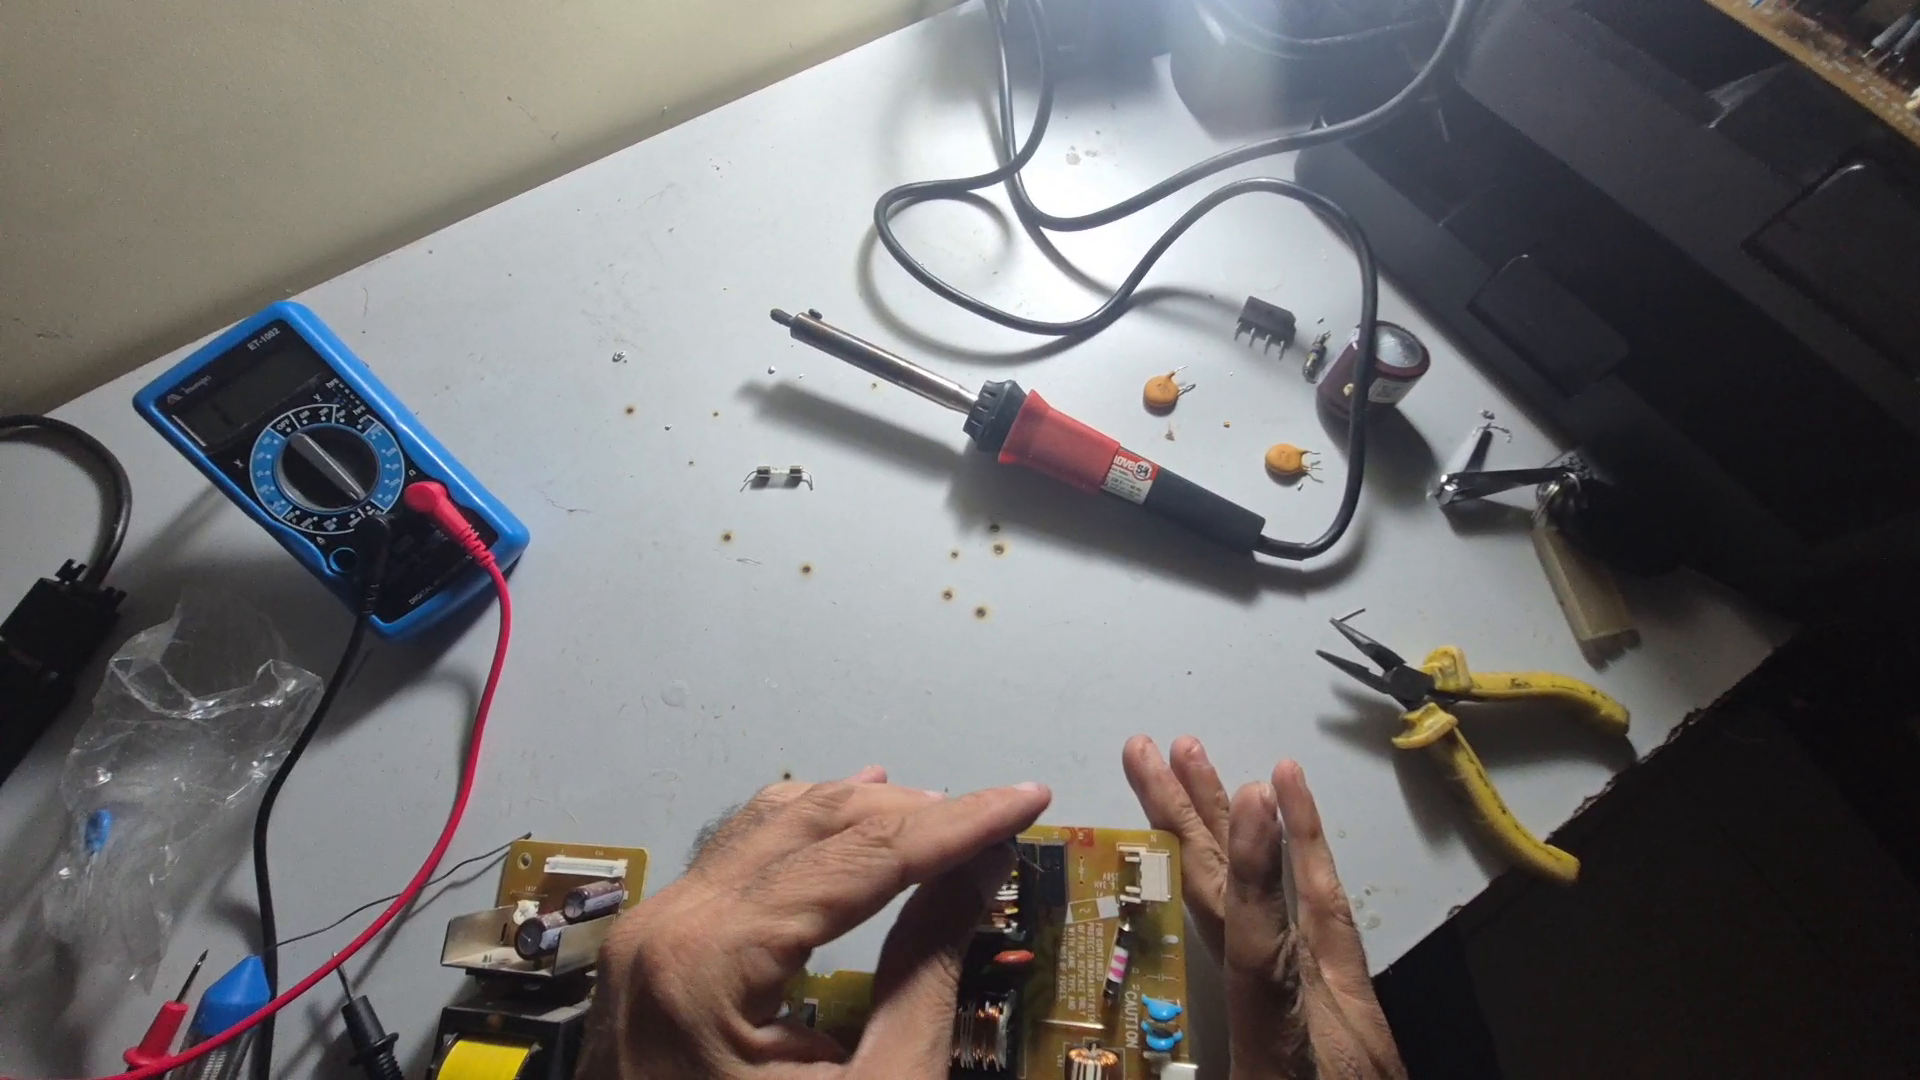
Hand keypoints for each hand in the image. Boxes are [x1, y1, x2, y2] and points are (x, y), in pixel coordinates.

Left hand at [579, 766, 1051, 1078]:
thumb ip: (927, 968)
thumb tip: (982, 864)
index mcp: (709, 963)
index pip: (858, 858)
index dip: (955, 825)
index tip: (1028, 797)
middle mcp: (668, 921)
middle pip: (815, 824)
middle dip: (915, 813)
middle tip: (993, 815)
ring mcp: (654, 927)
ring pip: (777, 822)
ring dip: (866, 812)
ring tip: (940, 813)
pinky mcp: (660, 939)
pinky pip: (745, 850)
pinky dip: (811, 826)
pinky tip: (853, 807)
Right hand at [1123, 736, 1403, 1079]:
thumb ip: (1179, 1078)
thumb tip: (1112, 1064)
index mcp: (1284, 1058)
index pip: (1268, 956)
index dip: (1256, 874)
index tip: (1253, 796)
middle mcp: (1312, 1014)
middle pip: (1246, 903)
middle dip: (1199, 820)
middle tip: (1159, 753)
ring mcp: (1336, 1001)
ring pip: (1277, 892)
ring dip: (1231, 819)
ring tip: (1193, 755)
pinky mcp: (1347, 999)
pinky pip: (1323, 911)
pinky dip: (1303, 850)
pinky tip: (1285, 799)